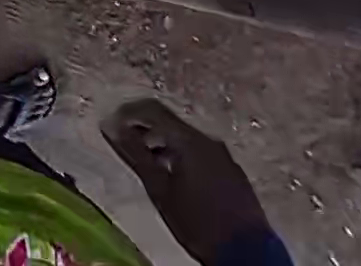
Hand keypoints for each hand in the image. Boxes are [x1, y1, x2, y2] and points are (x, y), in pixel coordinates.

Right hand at [102, 99, 271, 265]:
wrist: (251, 259)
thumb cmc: (198, 222)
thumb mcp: (159, 188)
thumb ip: (133, 153)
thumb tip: (108, 126)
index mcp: (189, 140)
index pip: (151, 108)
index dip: (127, 111)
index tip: (111, 124)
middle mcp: (209, 141)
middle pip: (168, 121)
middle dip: (143, 128)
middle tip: (126, 142)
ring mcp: (224, 158)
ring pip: (184, 137)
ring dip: (161, 142)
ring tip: (147, 161)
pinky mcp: (234, 174)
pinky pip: (199, 152)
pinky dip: (180, 154)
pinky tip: (173, 175)